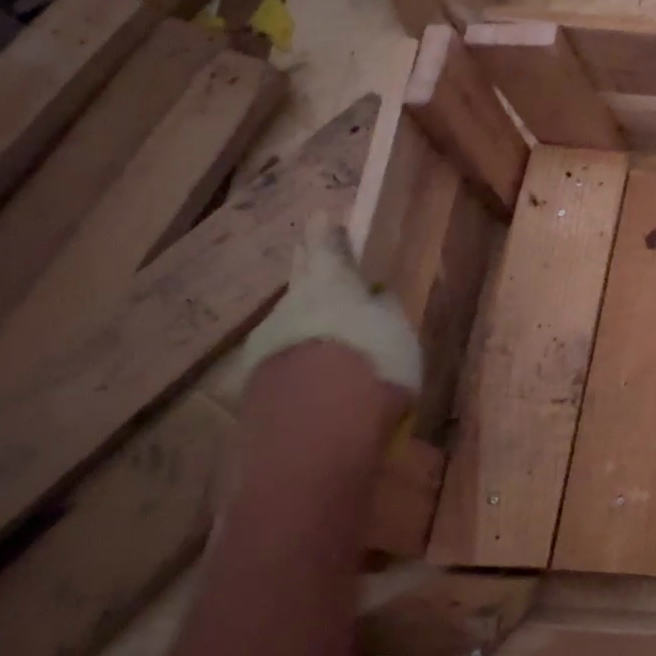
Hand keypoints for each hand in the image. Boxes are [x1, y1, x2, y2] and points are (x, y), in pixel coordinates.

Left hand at [234, 219, 422, 399]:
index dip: (325, 233)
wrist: (316, 440)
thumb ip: (384, 311)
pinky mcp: (256, 386)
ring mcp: (266, 347)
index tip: (321, 216)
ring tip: (324, 321)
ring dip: (305, 317)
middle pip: (299, 280)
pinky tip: (315, 371)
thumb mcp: (398, 335)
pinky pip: (284, 358)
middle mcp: (290, 308)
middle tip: (310, 251)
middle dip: (307, 266)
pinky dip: (300, 357)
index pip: (324, 248)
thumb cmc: (372, 372)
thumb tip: (374, 298)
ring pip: (289, 320)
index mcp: (327, 287)